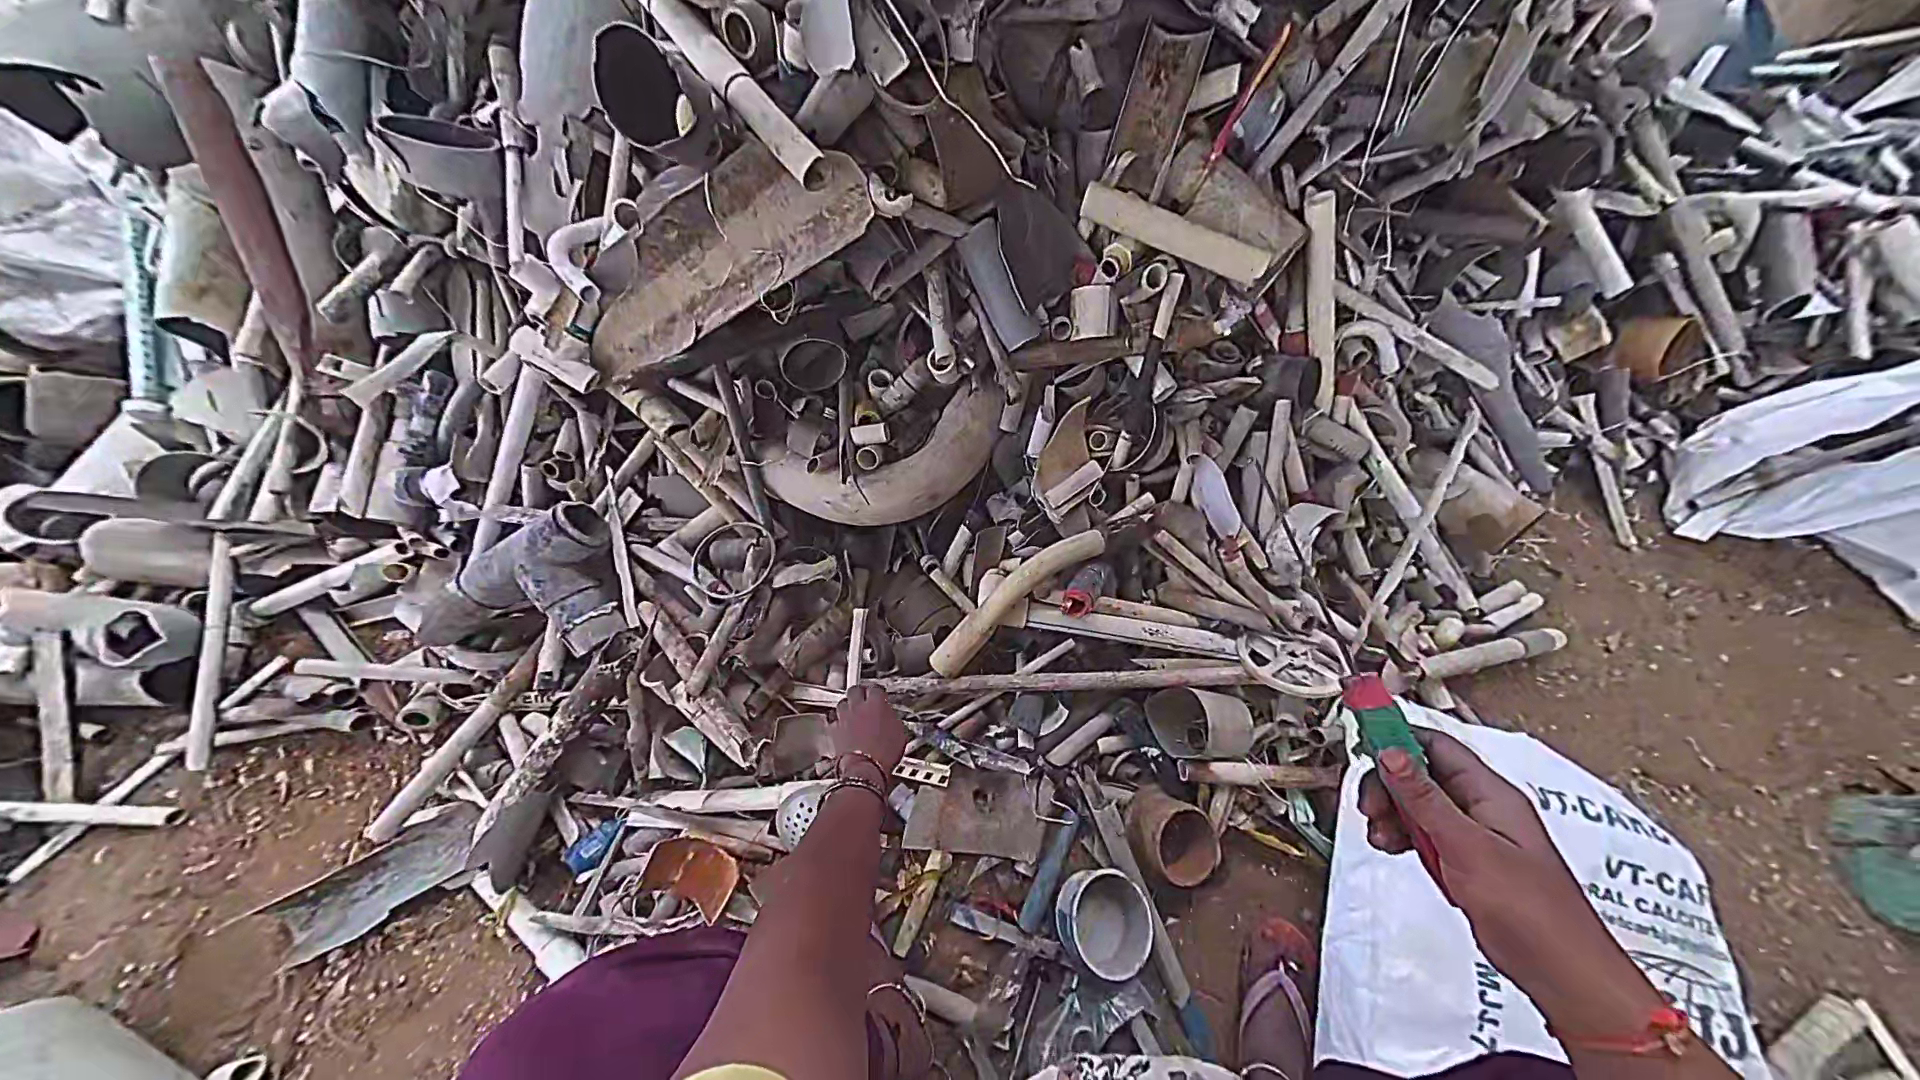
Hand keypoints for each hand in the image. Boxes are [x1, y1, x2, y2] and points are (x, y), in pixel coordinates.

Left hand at [832, 684, 905, 781]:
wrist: (865, 770)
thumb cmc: (883, 754)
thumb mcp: (899, 733)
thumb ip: (892, 719)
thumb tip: (890, 718)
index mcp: (877, 703)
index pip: (876, 688)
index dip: (877, 691)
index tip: (879, 695)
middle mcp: (858, 707)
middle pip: (855, 690)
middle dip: (859, 693)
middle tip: (863, 698)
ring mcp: (844, 717)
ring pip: (842, 703)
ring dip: (848, 706)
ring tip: (853, 712)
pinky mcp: (834, 730)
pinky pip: (833, 719)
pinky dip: (837, 721)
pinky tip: (842, 726)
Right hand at [1358, 729, 1666, 1036]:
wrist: (1564, 977)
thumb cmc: (1530, 911)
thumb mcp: (1466, 846)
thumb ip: (1424, 798)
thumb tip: (1391, 751)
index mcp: (1490, 794)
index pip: (1434, 745)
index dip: (1397, 737)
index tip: (1363, 742)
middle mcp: (1480, 806)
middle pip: (1419, 774)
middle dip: (1387, 786)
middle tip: (1370, 807)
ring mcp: (1473, 833)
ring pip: (1416, 804)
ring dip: (1391, 814)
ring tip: (1382, 837)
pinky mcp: (1465, 858)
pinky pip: (1422, 832)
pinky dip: (1402, 835)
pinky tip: (1392, 848)